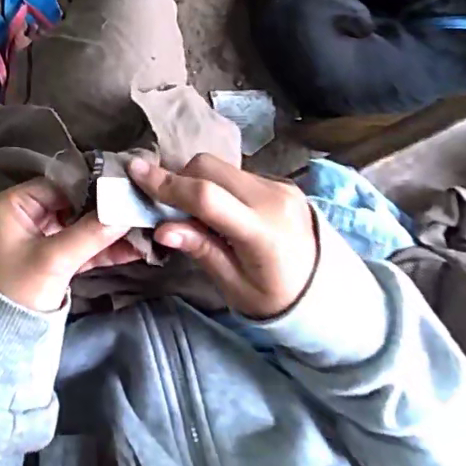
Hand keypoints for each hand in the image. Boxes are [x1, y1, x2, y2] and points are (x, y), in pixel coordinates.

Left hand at [0, 179, 134, 311]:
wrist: (3, 337)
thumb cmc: (18, 289)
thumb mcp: (53, 259)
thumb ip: (89, 234)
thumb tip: (126, 212)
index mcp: (16, 204)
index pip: (61, 184)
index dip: (93, 186)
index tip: (125, 189)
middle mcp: (28, 213)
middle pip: (74, 203)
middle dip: (106, 210)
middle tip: (140, 206)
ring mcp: (41, 236)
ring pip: (81, 225)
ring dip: (109, 230)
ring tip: (145, 227)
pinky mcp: (53, 257)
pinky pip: (81, 245)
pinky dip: (104, 248)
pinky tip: (134, 248)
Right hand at [128, 154, 317, 318]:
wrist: (330, 292)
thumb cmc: (276, 298)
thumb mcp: (235, 286)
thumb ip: (201, 249)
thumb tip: (162, 228)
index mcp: (261, 231)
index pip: (206, 197)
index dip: (168, 184)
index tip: (135, 172)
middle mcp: (272, 198)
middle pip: (210, 168)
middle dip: (180, 179)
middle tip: (169, 207)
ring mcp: (280, 186)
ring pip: (222, 167)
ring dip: (199, 182)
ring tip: (198, 214)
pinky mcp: (282, 182)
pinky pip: (238, 174)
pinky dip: (220, 186)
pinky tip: (223, 212)